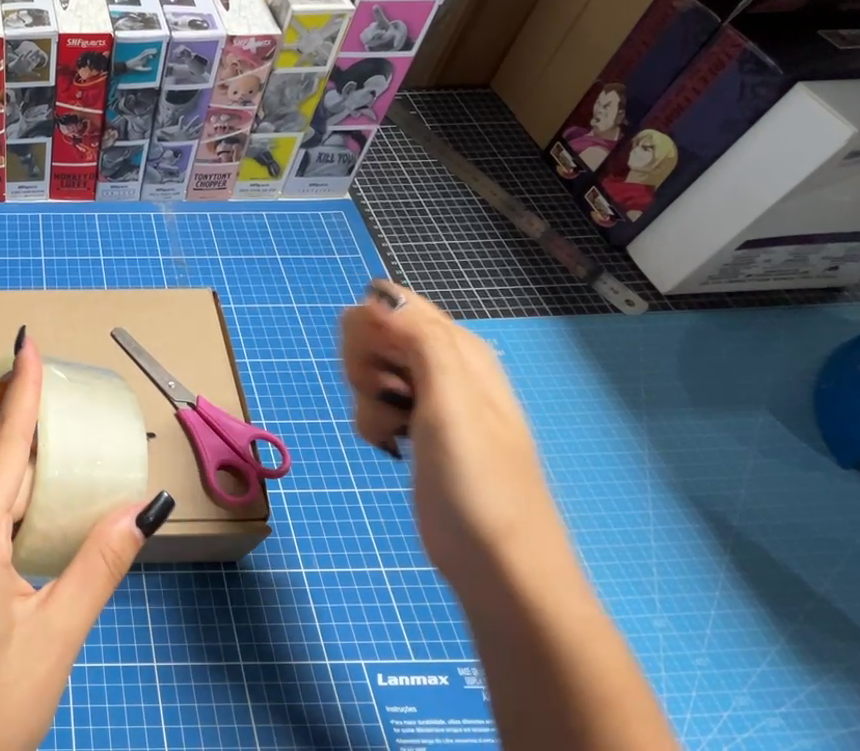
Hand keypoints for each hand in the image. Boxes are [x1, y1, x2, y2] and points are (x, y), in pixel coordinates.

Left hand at [0, 332, 172, 750]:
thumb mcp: (56, 637)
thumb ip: (99, 564)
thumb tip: (141, 510)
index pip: (3, 447)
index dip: (20, 391)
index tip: (28, 343)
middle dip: (32, 440)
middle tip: (73, 420)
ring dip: (19, 481)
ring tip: (62, 482)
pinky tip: (25, 524)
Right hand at [339, 283, 566, 583]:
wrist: (495, 563)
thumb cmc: (477, 482)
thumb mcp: (452, 402)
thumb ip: (420, 339)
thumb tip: (378, 295)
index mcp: (459, 349)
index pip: (391, 303)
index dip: (369, 330)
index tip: (378, 370)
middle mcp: (444, 365)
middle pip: (374, 335)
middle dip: (364, 366)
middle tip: (388, 402)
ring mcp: (429, 400)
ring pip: (369, 372)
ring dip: (366, 400)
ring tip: (392, 431)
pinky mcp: (415, 431)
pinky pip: (375, 405)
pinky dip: (372, 423)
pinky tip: (389, 446)